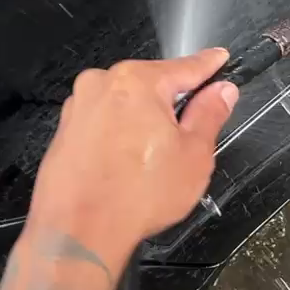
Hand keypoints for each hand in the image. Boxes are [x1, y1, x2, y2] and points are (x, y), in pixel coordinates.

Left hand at [27, 49, 237, 269]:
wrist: (79, 230)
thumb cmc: (139, 194)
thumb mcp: (194, 154)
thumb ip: (210, 115)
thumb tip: (222, 91)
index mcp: (138, 83)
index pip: (185, 67)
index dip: (209, 65)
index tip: (220, 58)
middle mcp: (103, 85)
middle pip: (154, 83)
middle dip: (177, 100)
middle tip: (199, 127)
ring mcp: (80, 107)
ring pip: (129, 103)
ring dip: (150, 119)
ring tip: (165, 155)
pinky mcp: (67, 131)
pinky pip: (108, 121)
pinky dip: (127, 133)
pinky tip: (137, 163)